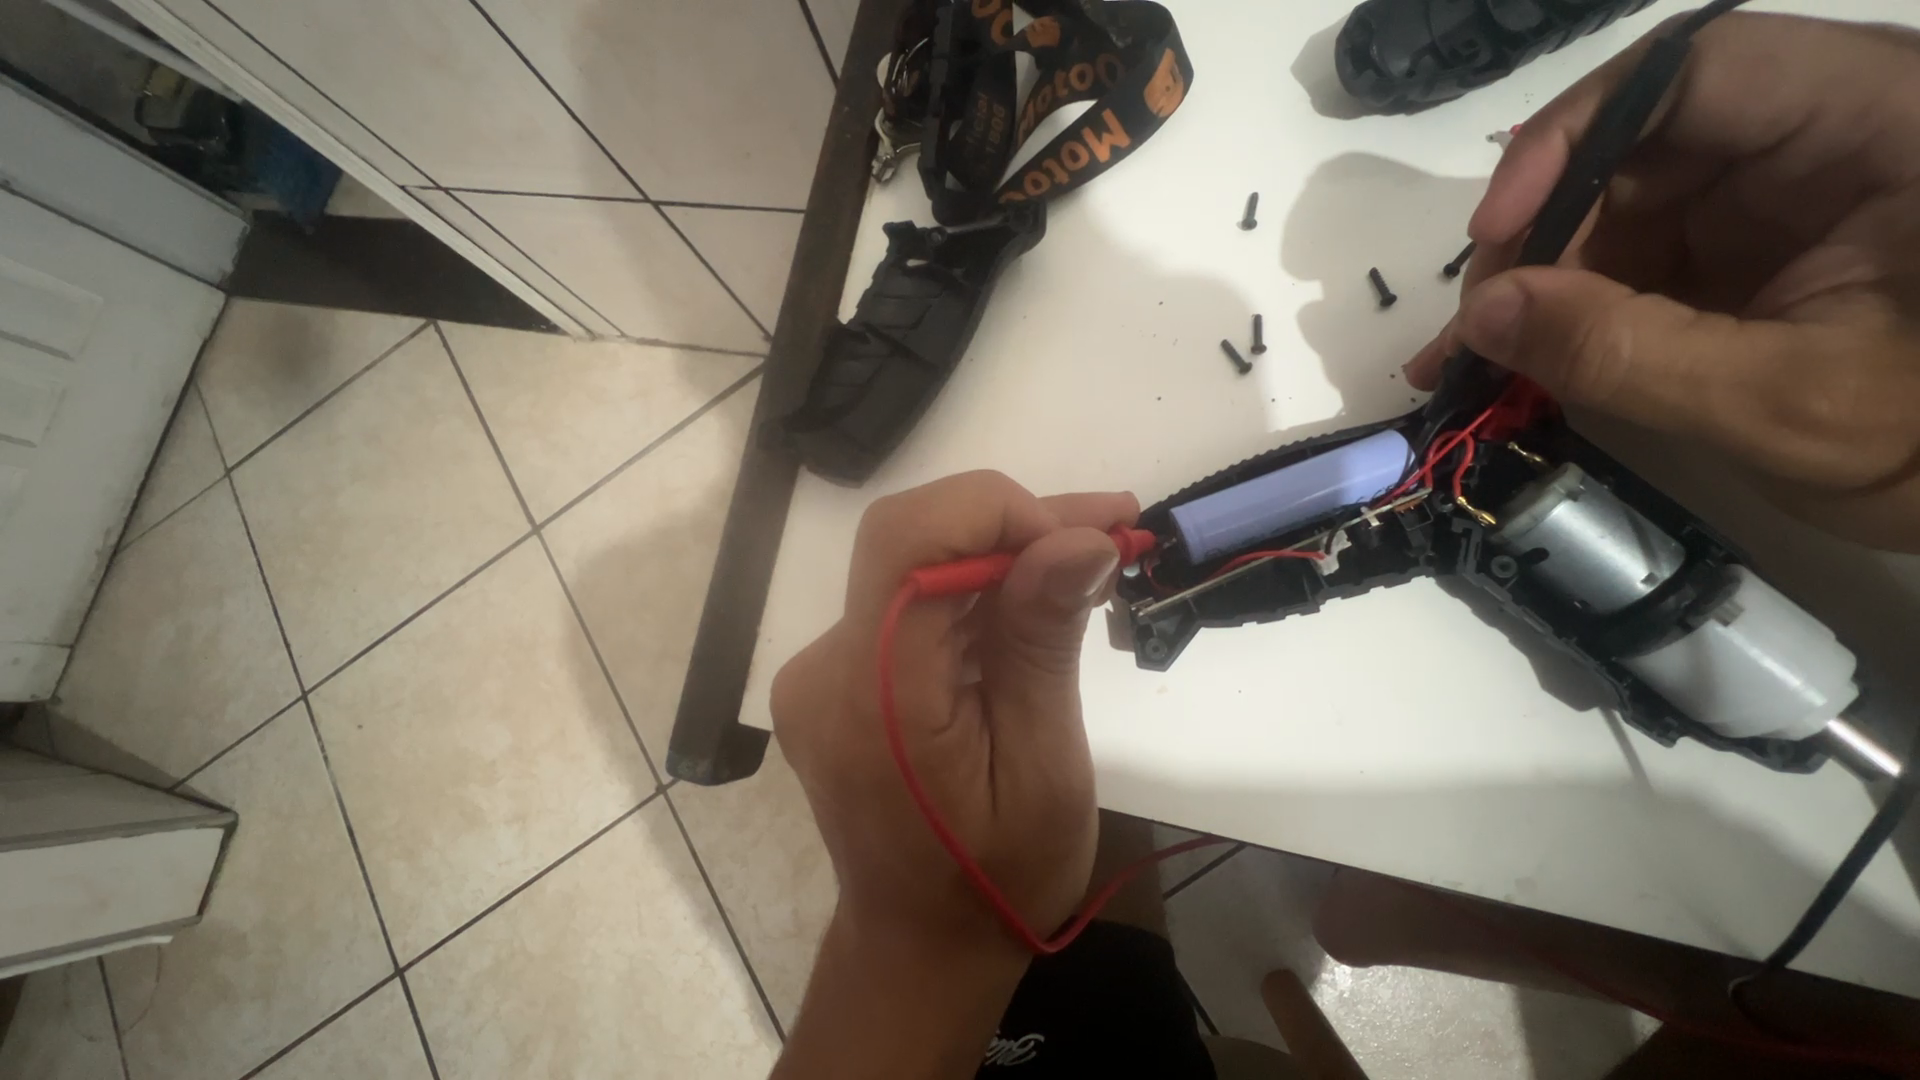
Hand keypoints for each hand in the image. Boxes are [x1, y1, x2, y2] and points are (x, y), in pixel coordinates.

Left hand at [773, 471, 1137, 951]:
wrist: (919, 946)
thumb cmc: (994, 882)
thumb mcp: (1043, 770)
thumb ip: (1043, 644)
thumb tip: (1078, 537)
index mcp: (872, 697)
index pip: (907, 542)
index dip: (995, 512)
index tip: (1080, 540)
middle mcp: (827, 667)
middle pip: (912, 541)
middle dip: (1014, 522)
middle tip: (1111, 529)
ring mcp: (825, 670)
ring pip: (917, 564)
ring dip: (1005, 551)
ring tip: (1098, 547)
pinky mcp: (842, 675)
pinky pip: (912, 603)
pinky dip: (978, 590)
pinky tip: (1041, 591)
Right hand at [1406, 13, 1919, 549]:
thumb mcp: (1784, 402)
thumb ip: (1626, 354)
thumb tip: (1480, 315)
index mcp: (1877, 123)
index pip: (1692, 75)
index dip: (1569, 138)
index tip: (1494, 231)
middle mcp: (1810, 143)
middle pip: (1625, 153)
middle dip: (1534, 240)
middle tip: (1477, 329)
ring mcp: (1762, 205)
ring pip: (1604, 216)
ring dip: (1528, 289)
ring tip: (1470, 362)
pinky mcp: (1728, 260)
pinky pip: (1615, 267)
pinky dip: (1552, 317)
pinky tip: (1502, 363)